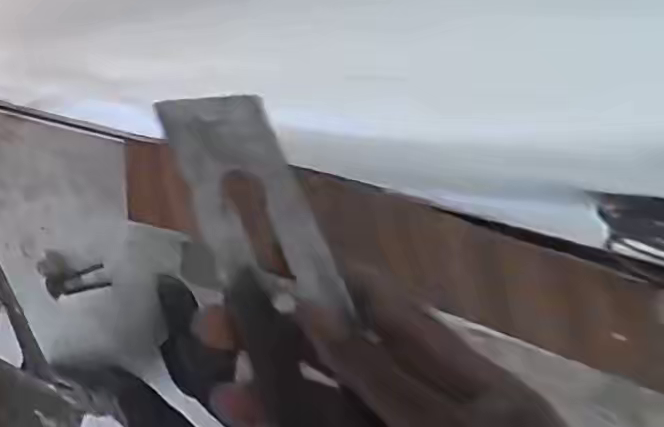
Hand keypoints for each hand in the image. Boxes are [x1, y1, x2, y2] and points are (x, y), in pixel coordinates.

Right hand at [186, 270, 561, 426]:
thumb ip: (382, 374)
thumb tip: (305, 304)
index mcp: (460, 378)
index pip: (376, 301)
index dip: (312, 271)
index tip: (248, 260)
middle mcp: (423, 397)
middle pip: (329, 344)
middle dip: (264, 332)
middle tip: (209, 331)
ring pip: (314, 392)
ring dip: (260, 386)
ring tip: (222, 399)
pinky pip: (313, 425)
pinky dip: (274, 417)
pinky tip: (241, 418)